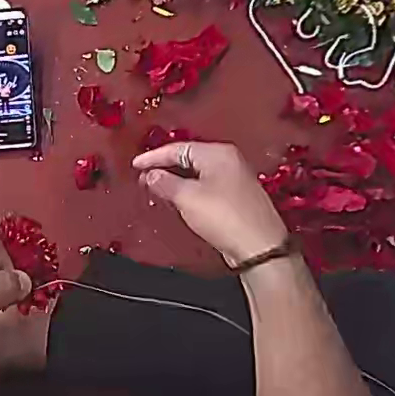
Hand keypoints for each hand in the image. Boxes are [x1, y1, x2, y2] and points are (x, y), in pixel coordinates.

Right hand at [135, 141, 290, 267]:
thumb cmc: (222, 216)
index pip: (178, 148)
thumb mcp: (187, 197)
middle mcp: (228, 160)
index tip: (135, 165)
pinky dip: (189, 189)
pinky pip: (206, 185)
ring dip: (176, 179)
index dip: (154, 157)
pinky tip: (178, 199)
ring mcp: (234, 178)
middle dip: (164, 167)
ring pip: (197, 173)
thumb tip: (150, 174)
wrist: (259, 247)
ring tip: (155, 187)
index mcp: (217, 153)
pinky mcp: (236, 196)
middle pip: (189, 158)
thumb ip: (165, 182)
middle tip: (143, 177)